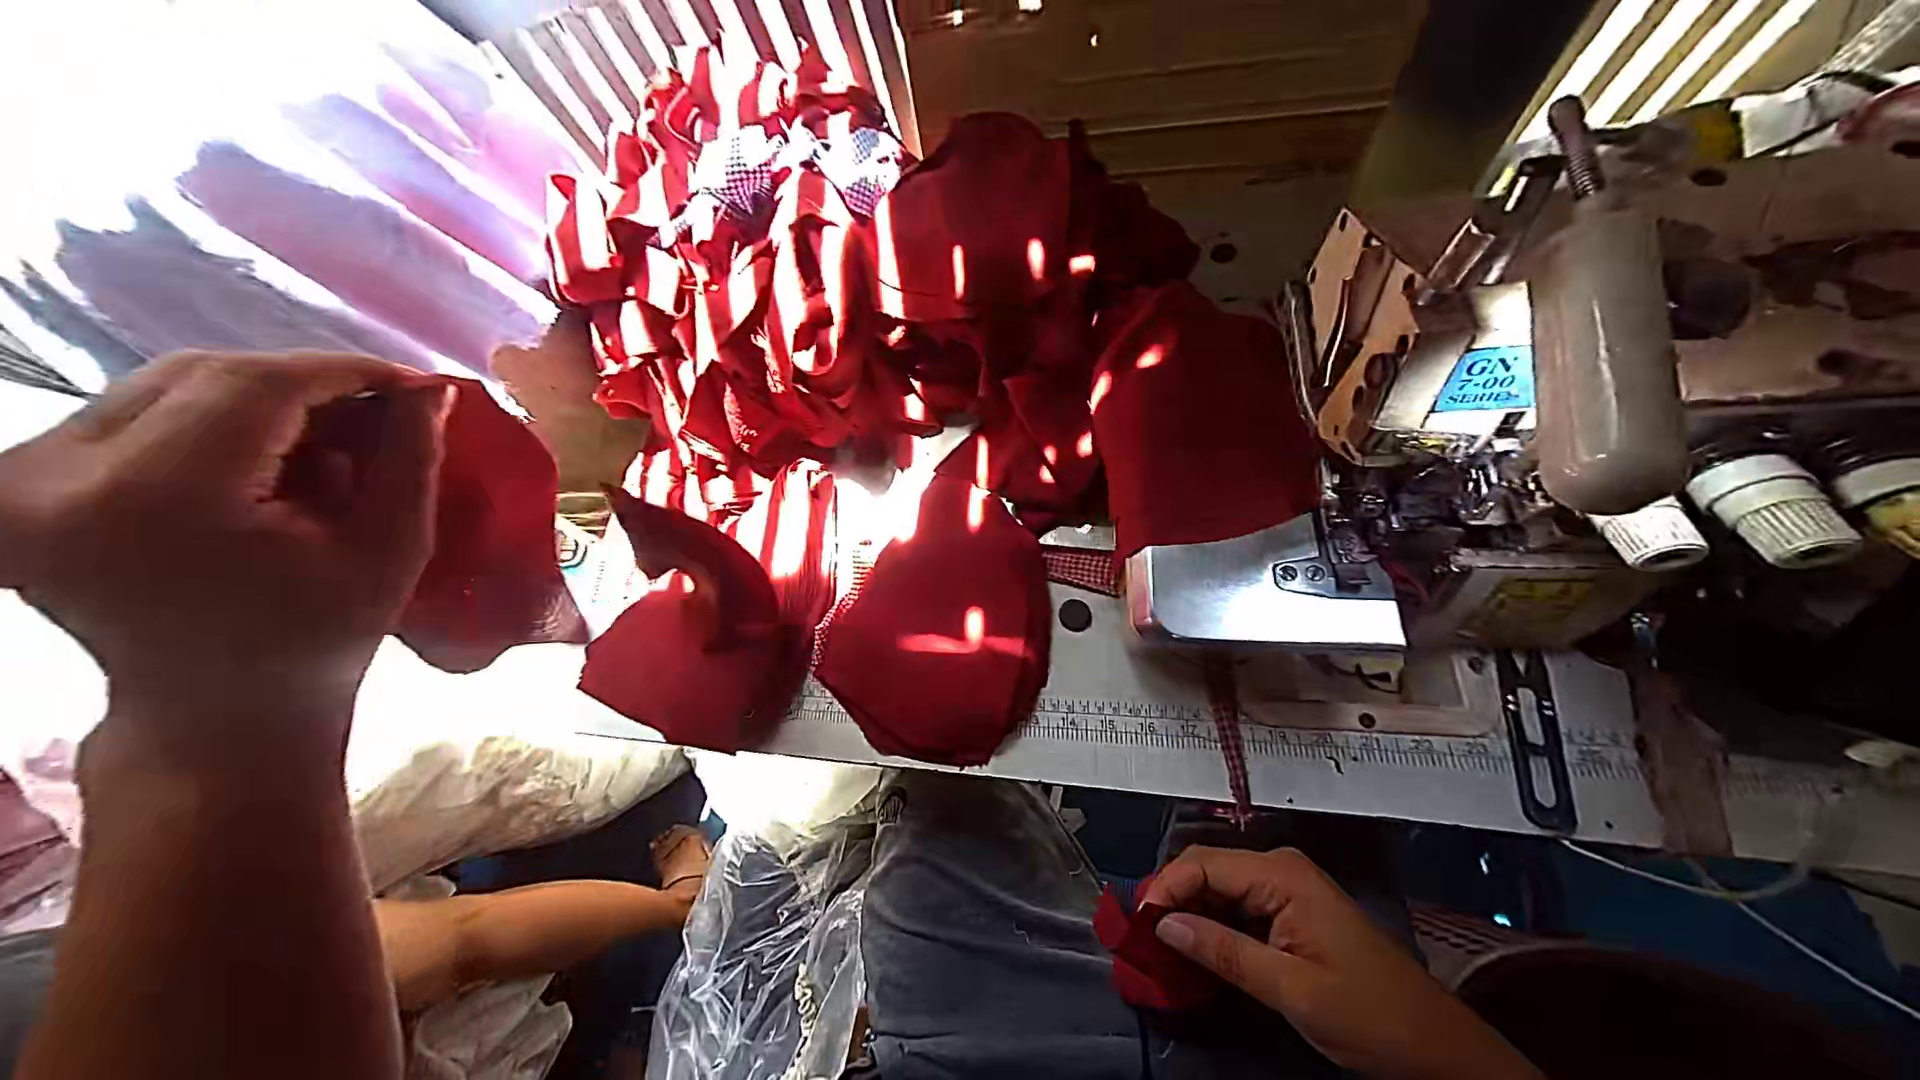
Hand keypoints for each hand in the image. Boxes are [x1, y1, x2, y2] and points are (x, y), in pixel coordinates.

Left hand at [0, 351, 450, 765]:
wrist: (217, 708)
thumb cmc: (323, 639)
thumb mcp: (391, 548)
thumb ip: (409, 458)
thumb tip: (431, 388)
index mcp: (153, 502)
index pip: (254, 386)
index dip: (344, 370)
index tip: (413, 381)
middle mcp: (50, 476)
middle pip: (202, 374)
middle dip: (309, 381)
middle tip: (383, 405)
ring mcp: (12, 477)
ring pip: (167, 384)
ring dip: (267, 396)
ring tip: (336, 431)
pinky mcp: (11, 479)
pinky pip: (139, 411)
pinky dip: (222, 417)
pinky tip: (276, 449)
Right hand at [1143, 846, 1540, 1079]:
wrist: (1438, 1049)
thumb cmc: (1370, 1014)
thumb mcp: (1292, 989)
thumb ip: (1223, 952)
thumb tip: (1163, 925)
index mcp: (1282, 874)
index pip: (1203, 864)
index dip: (1164, 889)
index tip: (1137, 925)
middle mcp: (1279, 868)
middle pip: (1206, 870)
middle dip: (1171, 899)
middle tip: (1142, 938)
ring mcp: (1285, 888)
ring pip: (1216, 888)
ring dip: (1187, 914)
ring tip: (1160, 946)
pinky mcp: (1288, 910)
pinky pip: (1235, 907)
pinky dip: (1210, 926)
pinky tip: (1194, 950)